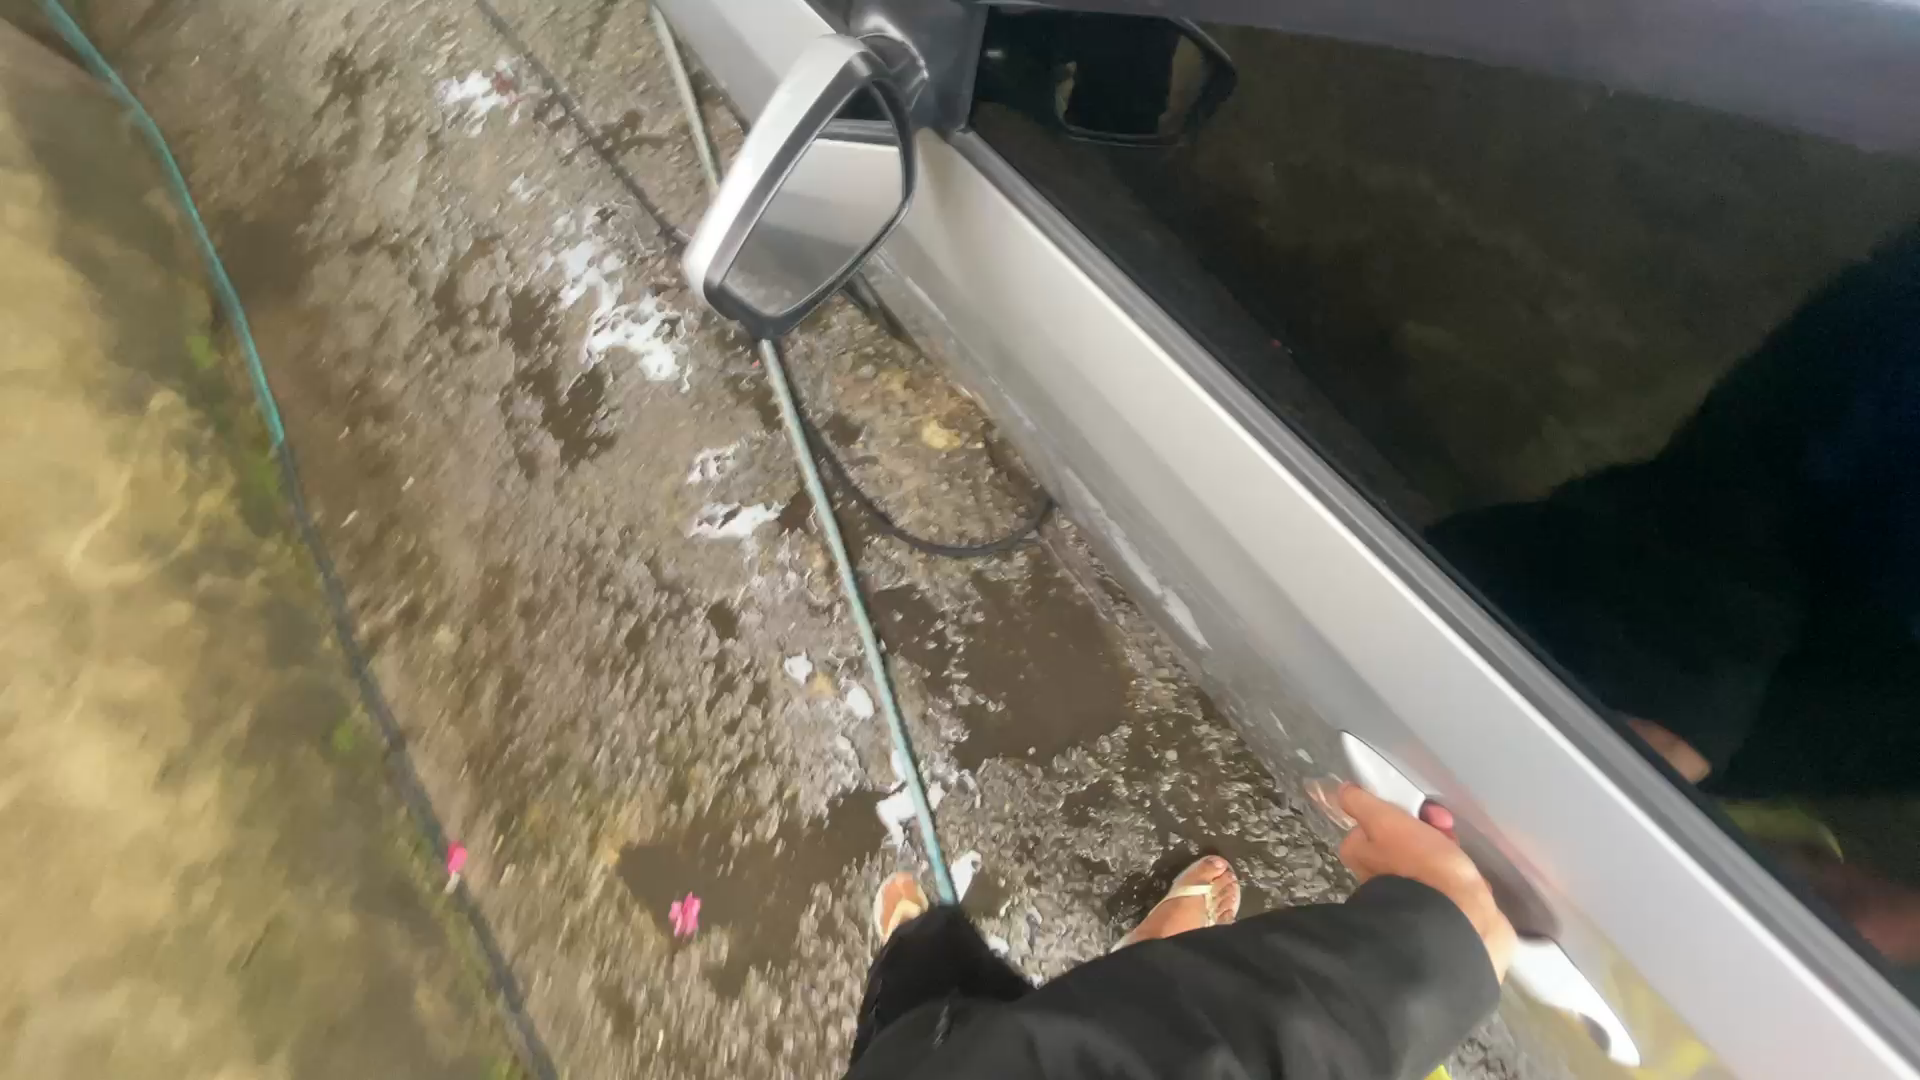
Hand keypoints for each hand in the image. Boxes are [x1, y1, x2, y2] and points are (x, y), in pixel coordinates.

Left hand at [1338, 784, 1515, 981]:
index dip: (1401, 809)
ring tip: (1460, 854)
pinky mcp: (1441, 906)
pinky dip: (1461, 875)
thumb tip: (1344, 790)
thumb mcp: (1384, 821)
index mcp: (1360, 853)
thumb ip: (1361, 802)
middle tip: (1445, 827)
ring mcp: (1412, 891)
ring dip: (1449, 848)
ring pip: (1431, 856)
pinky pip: (1450, 879)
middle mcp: (1379, 873)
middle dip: (1430, 828)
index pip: (1378, 819)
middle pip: (1407, 836)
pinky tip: (1472, 877)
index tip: (1420, 808)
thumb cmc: (1419, 863)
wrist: (1460, 919)